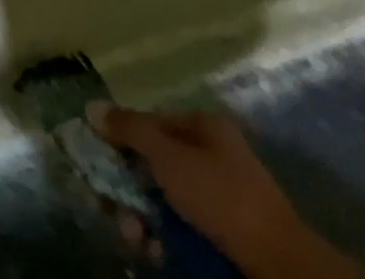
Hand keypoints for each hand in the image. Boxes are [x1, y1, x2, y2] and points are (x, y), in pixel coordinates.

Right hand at [90, 105, 364, 278]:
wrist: (273, 259)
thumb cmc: (218, 195)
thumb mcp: (167, 156)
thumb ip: (129, 129)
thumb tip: (91, 105)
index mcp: (204, 125)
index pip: (149, 121)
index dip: (120, 137)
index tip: (99, 161)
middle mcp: (210, 152)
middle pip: (151, 160)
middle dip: (128, 186)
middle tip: (114, 206)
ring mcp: (216, 190)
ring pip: (161, 195)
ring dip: (140, 215)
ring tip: (136, 237)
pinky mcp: (219, 225)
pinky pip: (178, 220)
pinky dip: (162, 233)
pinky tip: (154, 248)